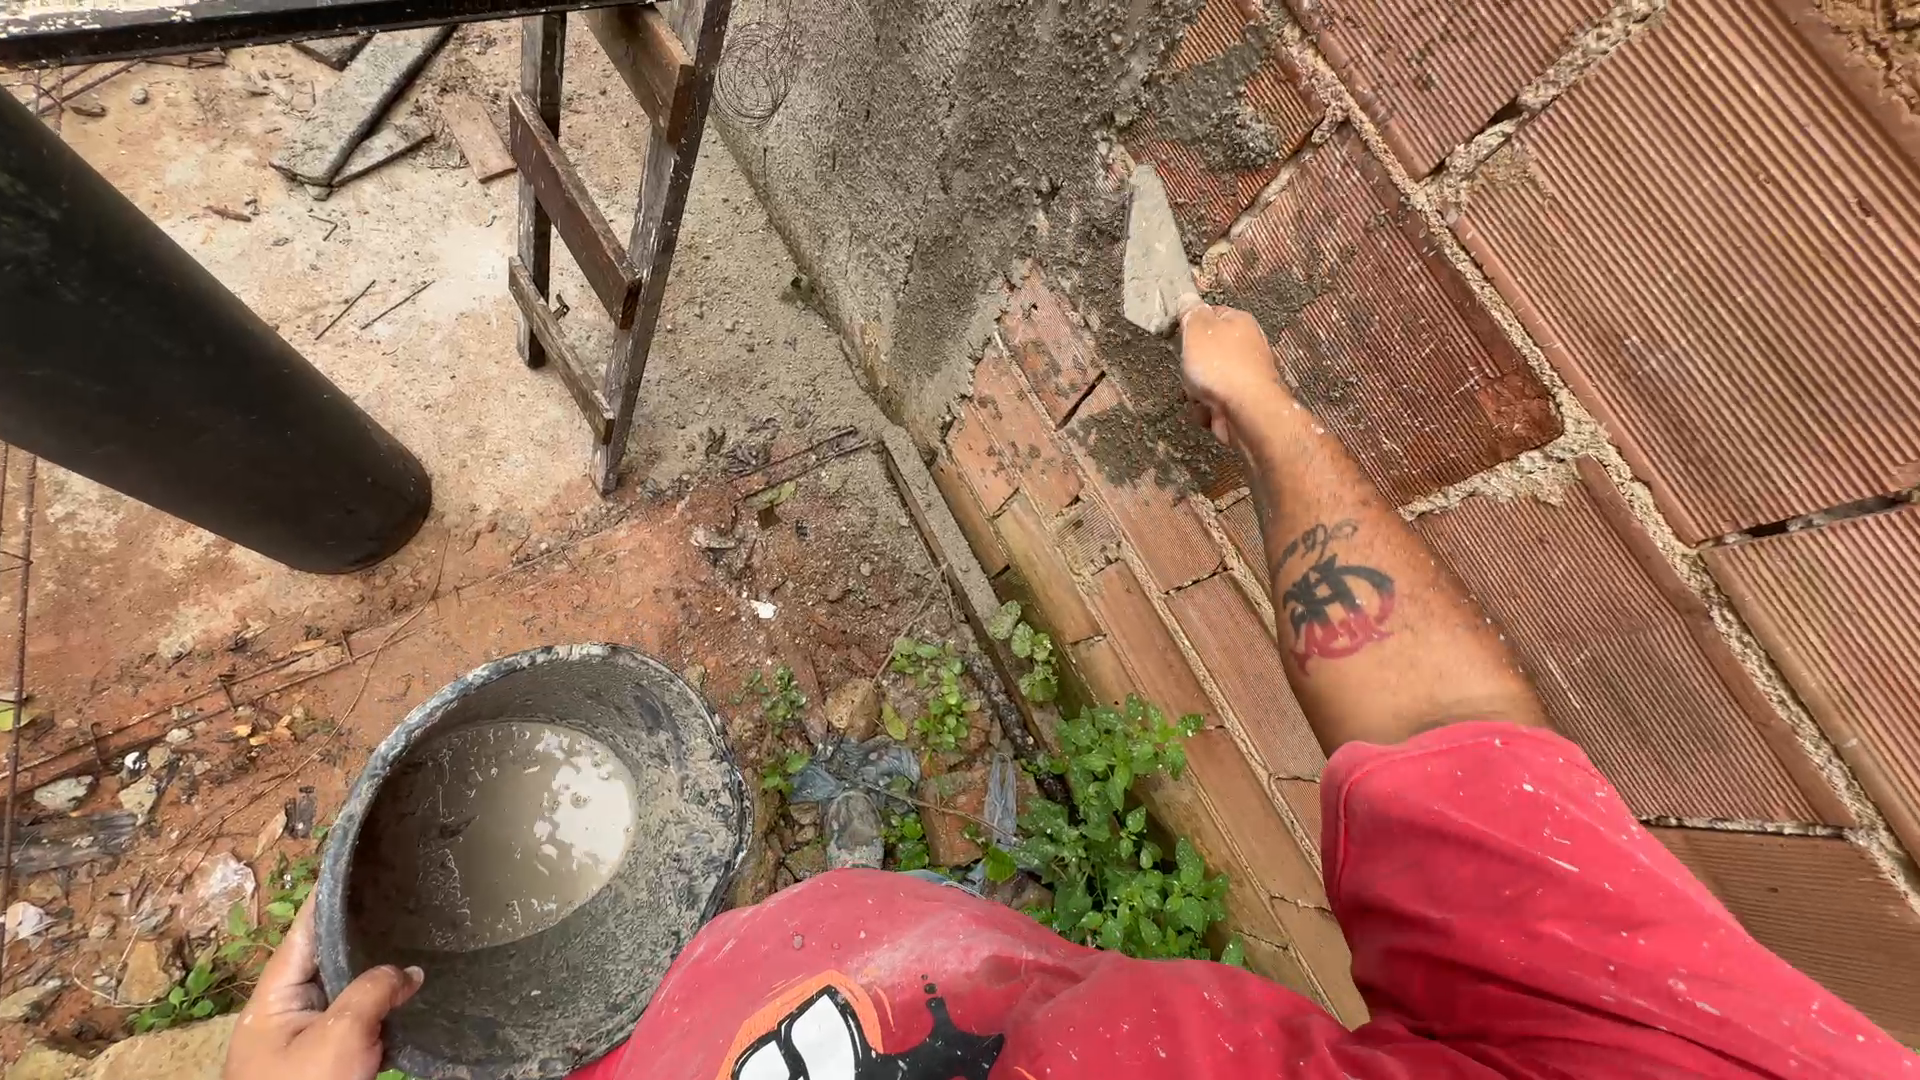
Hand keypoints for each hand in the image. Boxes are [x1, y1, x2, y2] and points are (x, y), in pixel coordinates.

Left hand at [222, 903, 424, 1079]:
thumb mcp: (340, 1035)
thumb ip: (376, 987)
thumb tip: (408, 972)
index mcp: (272, 1001)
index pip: (305, 931)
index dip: (332, 896)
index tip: (361, 860)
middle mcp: (290, 1012)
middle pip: (333, 957)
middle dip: (370, 930)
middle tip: (411, 893)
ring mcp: (312, 1037)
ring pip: (355, 986)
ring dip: (385, 969)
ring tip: (424, 930)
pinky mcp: (335, 1058)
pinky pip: (367, 1015)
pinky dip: (391, 1000)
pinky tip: (420, 984)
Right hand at [1179, 304, 1285, 446]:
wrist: (1246, 411)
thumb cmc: (1223, 367)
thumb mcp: (1197, 330)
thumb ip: (1190, 313)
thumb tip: (1187, 299)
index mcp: (1239, 322)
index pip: (1210, 315)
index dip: (1190, 327)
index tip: (1179, 336)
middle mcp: (1246, 346)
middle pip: (1205, 353)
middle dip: (1191, 366)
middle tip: (1190, 369)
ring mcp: (1244, 376)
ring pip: (1205, 381)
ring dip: (1194, 391)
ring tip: (1200, 394)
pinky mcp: (1240, 402)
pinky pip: (1212, 404)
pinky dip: (1206, 410)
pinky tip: (1209, 410)